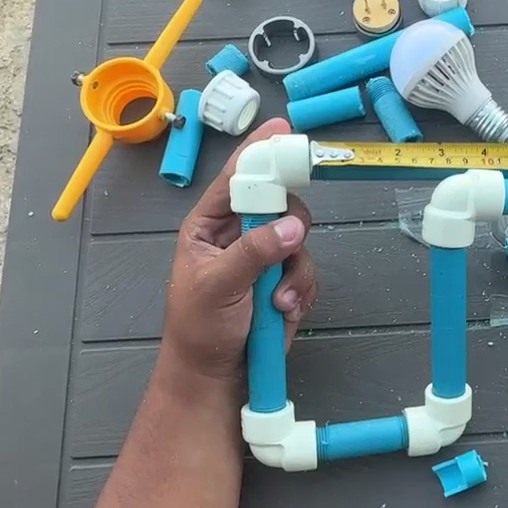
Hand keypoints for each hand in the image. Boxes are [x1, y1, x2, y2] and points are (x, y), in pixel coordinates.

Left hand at [160, 120, 319, 386]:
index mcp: (210, 226)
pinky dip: (301, 293)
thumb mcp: (219, 285)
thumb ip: (255, 253)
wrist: (217, 374)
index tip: (283, 133)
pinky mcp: (285, 283)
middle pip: (280, 206)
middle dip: (291, 228)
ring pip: (301, 243)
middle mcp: (240, 235)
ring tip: (278, 303)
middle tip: (292, 241)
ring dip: (294, 275)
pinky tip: (284, 313)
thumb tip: (294, 227)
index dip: (259, 154)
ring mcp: (266, 259)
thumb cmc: (200, 327)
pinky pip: (307, 273)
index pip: (236, 180)